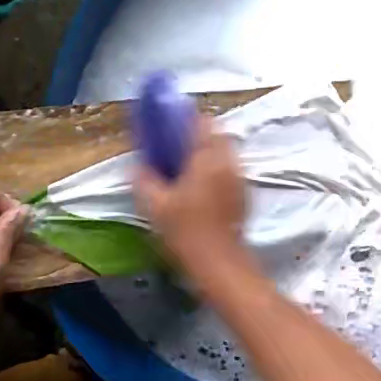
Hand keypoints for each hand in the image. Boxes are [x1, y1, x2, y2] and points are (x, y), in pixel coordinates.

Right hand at [133, 114, 249, 279]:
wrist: (219, 264)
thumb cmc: (186, 231)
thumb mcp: (155, 205)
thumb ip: (144, 179)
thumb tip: (136, 166)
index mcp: (207, 157)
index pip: (201, 121)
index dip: (184, 116)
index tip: (169, 121)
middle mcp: (228, 161)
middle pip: (216, 133)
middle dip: (198, 133)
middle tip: (176, 144)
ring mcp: (239, 177)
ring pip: (225, 150)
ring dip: (208, 150)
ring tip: (187, 164)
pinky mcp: (244, 193)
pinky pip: (230, 168)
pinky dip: (216, 167)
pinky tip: (200, 184)